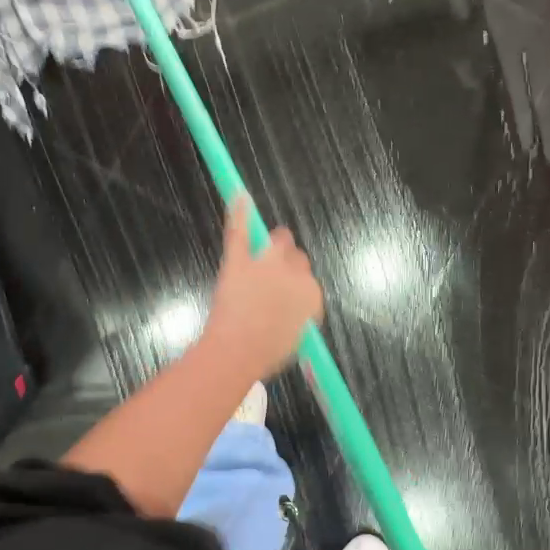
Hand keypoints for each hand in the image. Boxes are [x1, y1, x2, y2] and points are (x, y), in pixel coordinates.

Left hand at [200, 196, 323, 380]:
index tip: (283, 299)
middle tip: (271, 281)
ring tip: (264, 248)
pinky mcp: (240, 260)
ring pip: (278, 241)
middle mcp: (295, 274)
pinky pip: (240, 231)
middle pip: (297, 258)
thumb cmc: (266, 353)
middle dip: (287, 265)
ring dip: (274, 244)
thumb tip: (289, 315)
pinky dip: (238, 212)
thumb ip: (296, 319)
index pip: (308, 281)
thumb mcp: (294, 340)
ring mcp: (267, 264)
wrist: (238, 351)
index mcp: (311, 296)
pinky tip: (239, 195)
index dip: (294, 289)